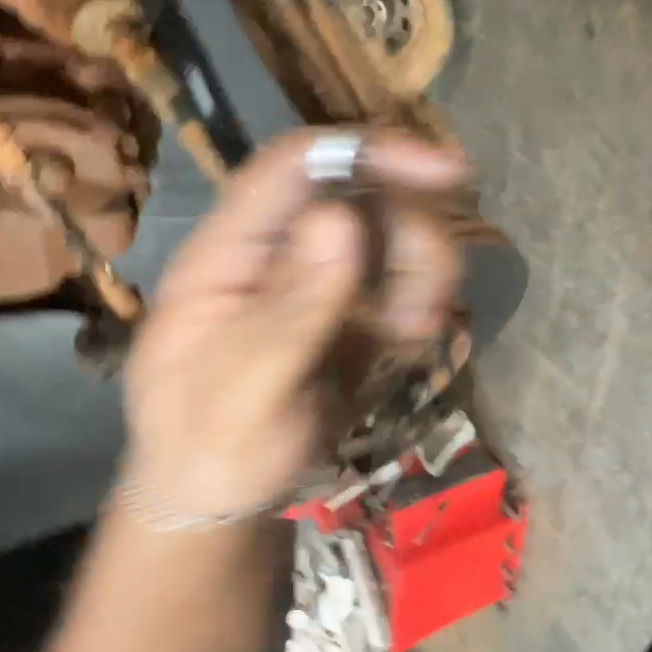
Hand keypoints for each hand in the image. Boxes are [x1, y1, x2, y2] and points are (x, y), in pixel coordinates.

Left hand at [121, 130, 468, 517]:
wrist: (220, 500)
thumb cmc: (209, 450)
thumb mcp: (241, 393)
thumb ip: (289, 310)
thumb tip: (341, 219)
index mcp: (230, 251)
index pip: (296, 168)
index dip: (367, 151)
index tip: (442, 169)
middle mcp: (282, 248)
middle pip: (366, 191)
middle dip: (413, 232)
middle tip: (424, 302)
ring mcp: (323, 276)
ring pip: (399, 231)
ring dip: (426, 273)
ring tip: (413, 331)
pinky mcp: (358, 306)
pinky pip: (412, 277)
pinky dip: (428, 299)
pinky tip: (412, 341)